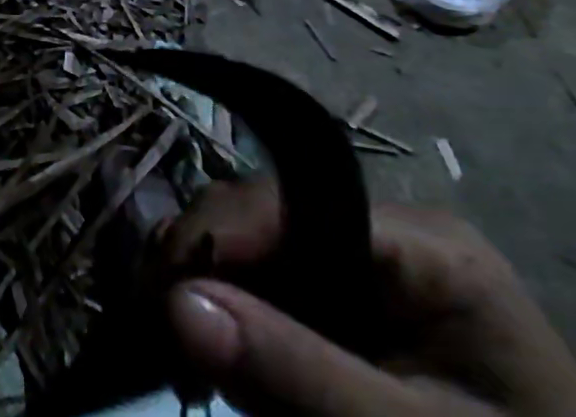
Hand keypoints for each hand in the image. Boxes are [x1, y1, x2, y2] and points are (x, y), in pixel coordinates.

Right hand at [158, 180, 575, 416]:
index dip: (219, 234)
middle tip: (151, 326)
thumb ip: (296, 372)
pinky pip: (283, 294)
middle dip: (207, 264)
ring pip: (267, 255)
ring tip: (172, 340)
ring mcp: (373, 270)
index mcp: (423, 241)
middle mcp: (391, 235)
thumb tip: (177, 305)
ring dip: (214, 293)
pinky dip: (241, 321)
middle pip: (275, 220)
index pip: (298, 203)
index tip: (153, 292)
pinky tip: (213, 351)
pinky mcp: (359, 307)